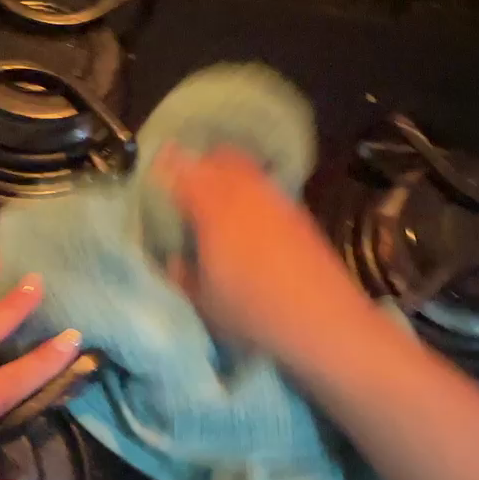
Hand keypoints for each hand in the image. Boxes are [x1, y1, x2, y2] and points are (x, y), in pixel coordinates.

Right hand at [161, 144, 386, 367]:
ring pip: (246, 170)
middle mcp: (246, 195)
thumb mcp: (203, 302)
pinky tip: (246, 219)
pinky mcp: (298, 213)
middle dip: (200, 165)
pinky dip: (249, 192)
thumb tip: (174, 259)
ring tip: (214, 199)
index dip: (167, 169)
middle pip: (219, 159)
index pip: (184, 173)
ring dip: (226, 176)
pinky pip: (265, 188)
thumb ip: (181, 275)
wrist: (323, 320)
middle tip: (184, 183)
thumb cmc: (252, 313)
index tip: (155, 172)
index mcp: (213, 211)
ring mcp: (276, 200)